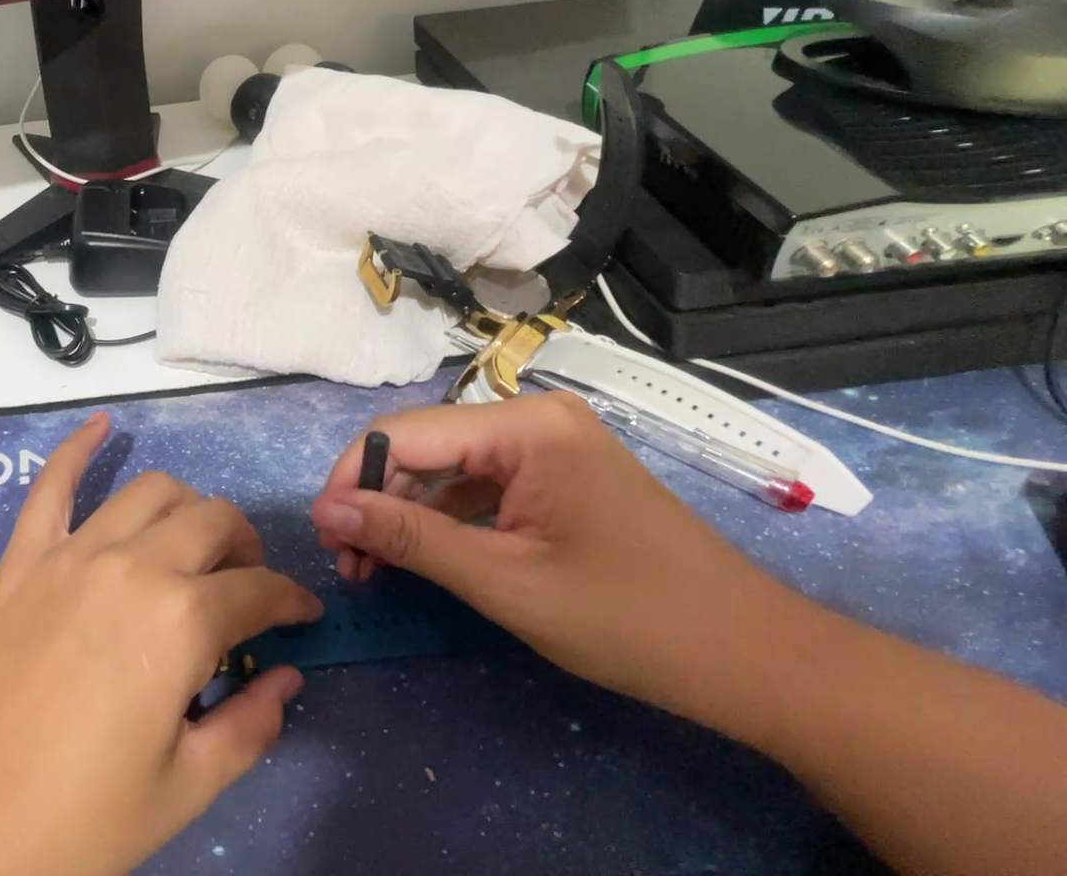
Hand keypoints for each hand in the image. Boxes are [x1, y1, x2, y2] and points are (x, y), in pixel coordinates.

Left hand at [0, 414, 321, 875]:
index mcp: (180, 623)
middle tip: (249, 587)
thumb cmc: (78, 820)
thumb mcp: (184, 789)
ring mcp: (69, 556)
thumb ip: (250, 726)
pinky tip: (101, 424)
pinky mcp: (20, 561)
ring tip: (195, 541)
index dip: (292, 601)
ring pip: (150, 492)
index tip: (304, 615)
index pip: (259, 592)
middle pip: (213, 521)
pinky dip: (78, 448)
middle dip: (247, 548)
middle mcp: (131, 567)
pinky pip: (52, 487)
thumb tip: (289, 680)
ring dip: (189, 507)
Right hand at [309, 393, 813, 726]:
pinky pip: (478, 485)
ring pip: (444, 468)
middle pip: (422, 447)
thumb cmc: (630, 620)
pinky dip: (443, 521)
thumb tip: (326, 510)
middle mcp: (534, 418)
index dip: (352, 481)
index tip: (323, 537)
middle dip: (376, 502)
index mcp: (526, 427)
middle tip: (349, 565)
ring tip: (374, 569)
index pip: (402, 434)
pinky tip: (422, 558)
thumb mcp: (504, 581)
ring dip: (404, 515)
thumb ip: (409, 538)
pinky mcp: (557, 473)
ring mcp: (549, 444)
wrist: (754, 659)